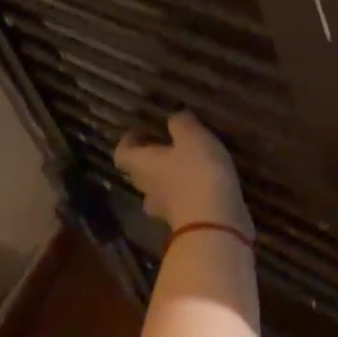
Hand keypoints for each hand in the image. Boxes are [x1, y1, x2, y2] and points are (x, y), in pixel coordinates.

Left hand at [115, 111, 253, 239]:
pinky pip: (180, 202)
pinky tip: (206, 185)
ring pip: (159, 189)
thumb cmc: (198, 172)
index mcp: (142, 165)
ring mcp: (164, 208)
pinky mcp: (184, 220)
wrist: (214, 221)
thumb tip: (174, 115)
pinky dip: (188, 193)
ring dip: (169, 178)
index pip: (123, 153)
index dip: (129, 141)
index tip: (141, 130)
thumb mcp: (194, 138)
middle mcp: (147, 187)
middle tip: (168, 146)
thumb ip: (182, 124)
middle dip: (151, 159)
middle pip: (139, 172)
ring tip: (189, 166)